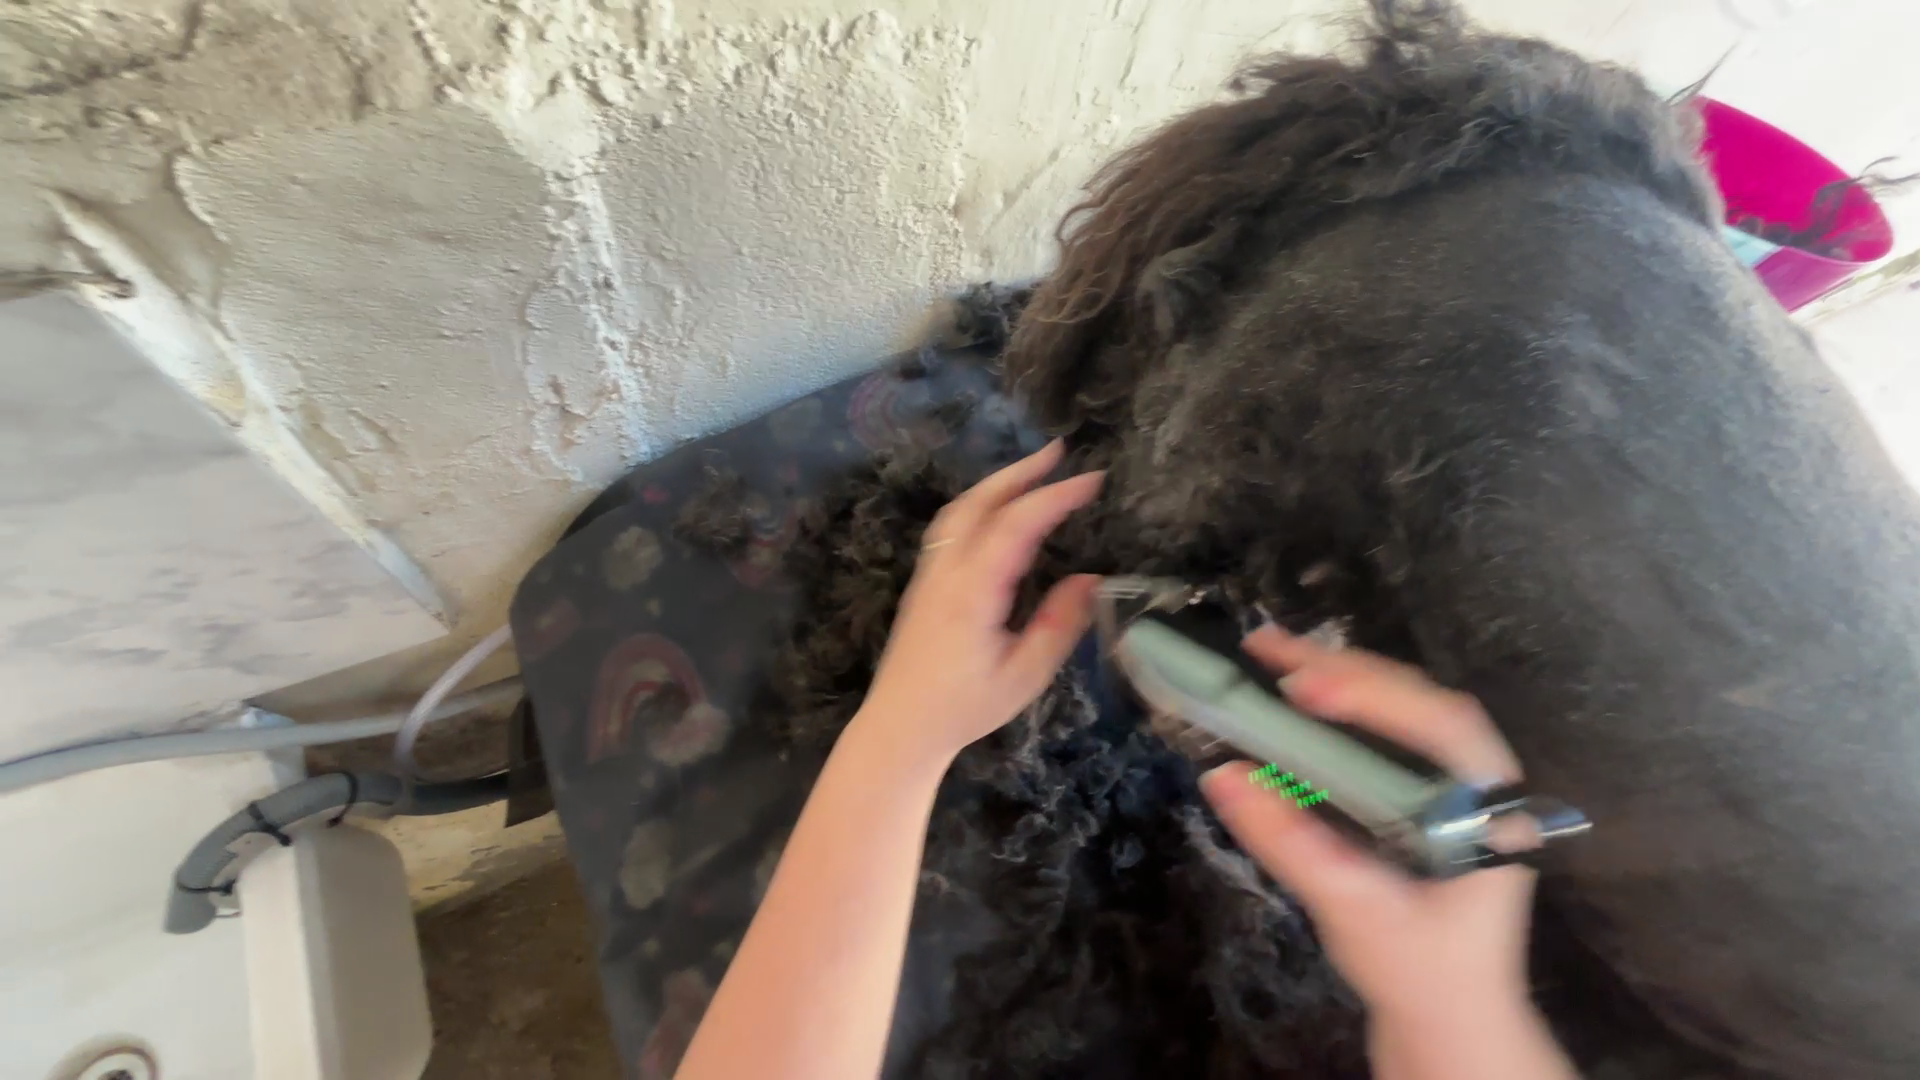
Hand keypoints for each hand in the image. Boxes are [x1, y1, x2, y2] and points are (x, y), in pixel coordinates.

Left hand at [850, 440, 1103, 768]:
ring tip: (1033, 470)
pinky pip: (950, 527)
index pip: (1017, 526)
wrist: (901, 726)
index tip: (1093, 479)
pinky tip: (996, 509)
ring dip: (997, 483)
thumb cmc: (965, 706)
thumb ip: (1059, 624)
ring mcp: (929, 573)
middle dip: (1021, 472)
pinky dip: (979, 503)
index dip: (1055, 497)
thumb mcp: (1024, 674)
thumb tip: (1092, 579)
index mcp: (972, 590)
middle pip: (980, 502)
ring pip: (959, 510)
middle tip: (1059, 450)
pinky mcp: (924, 582)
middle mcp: (946, 570)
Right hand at [1199, 626, 1536, 1027]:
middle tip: (1266, 648)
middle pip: (1415, 700)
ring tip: (1269, 652)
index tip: (1304, 691)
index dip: (1376, 698)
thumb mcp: (1353, 911)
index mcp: (1484, 811)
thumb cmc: (1419, 970)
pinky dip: (1333, 698)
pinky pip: (1380, 725)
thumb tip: (1221, 776)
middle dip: (1340, 667)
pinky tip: (1293, 687)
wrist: (1450, 1013)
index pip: (1443, 729)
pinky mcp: (1415, 788)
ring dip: (1334, 671)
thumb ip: (1291, 846)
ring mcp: (1446, 782)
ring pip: (1398, 703)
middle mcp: (1472, 782)